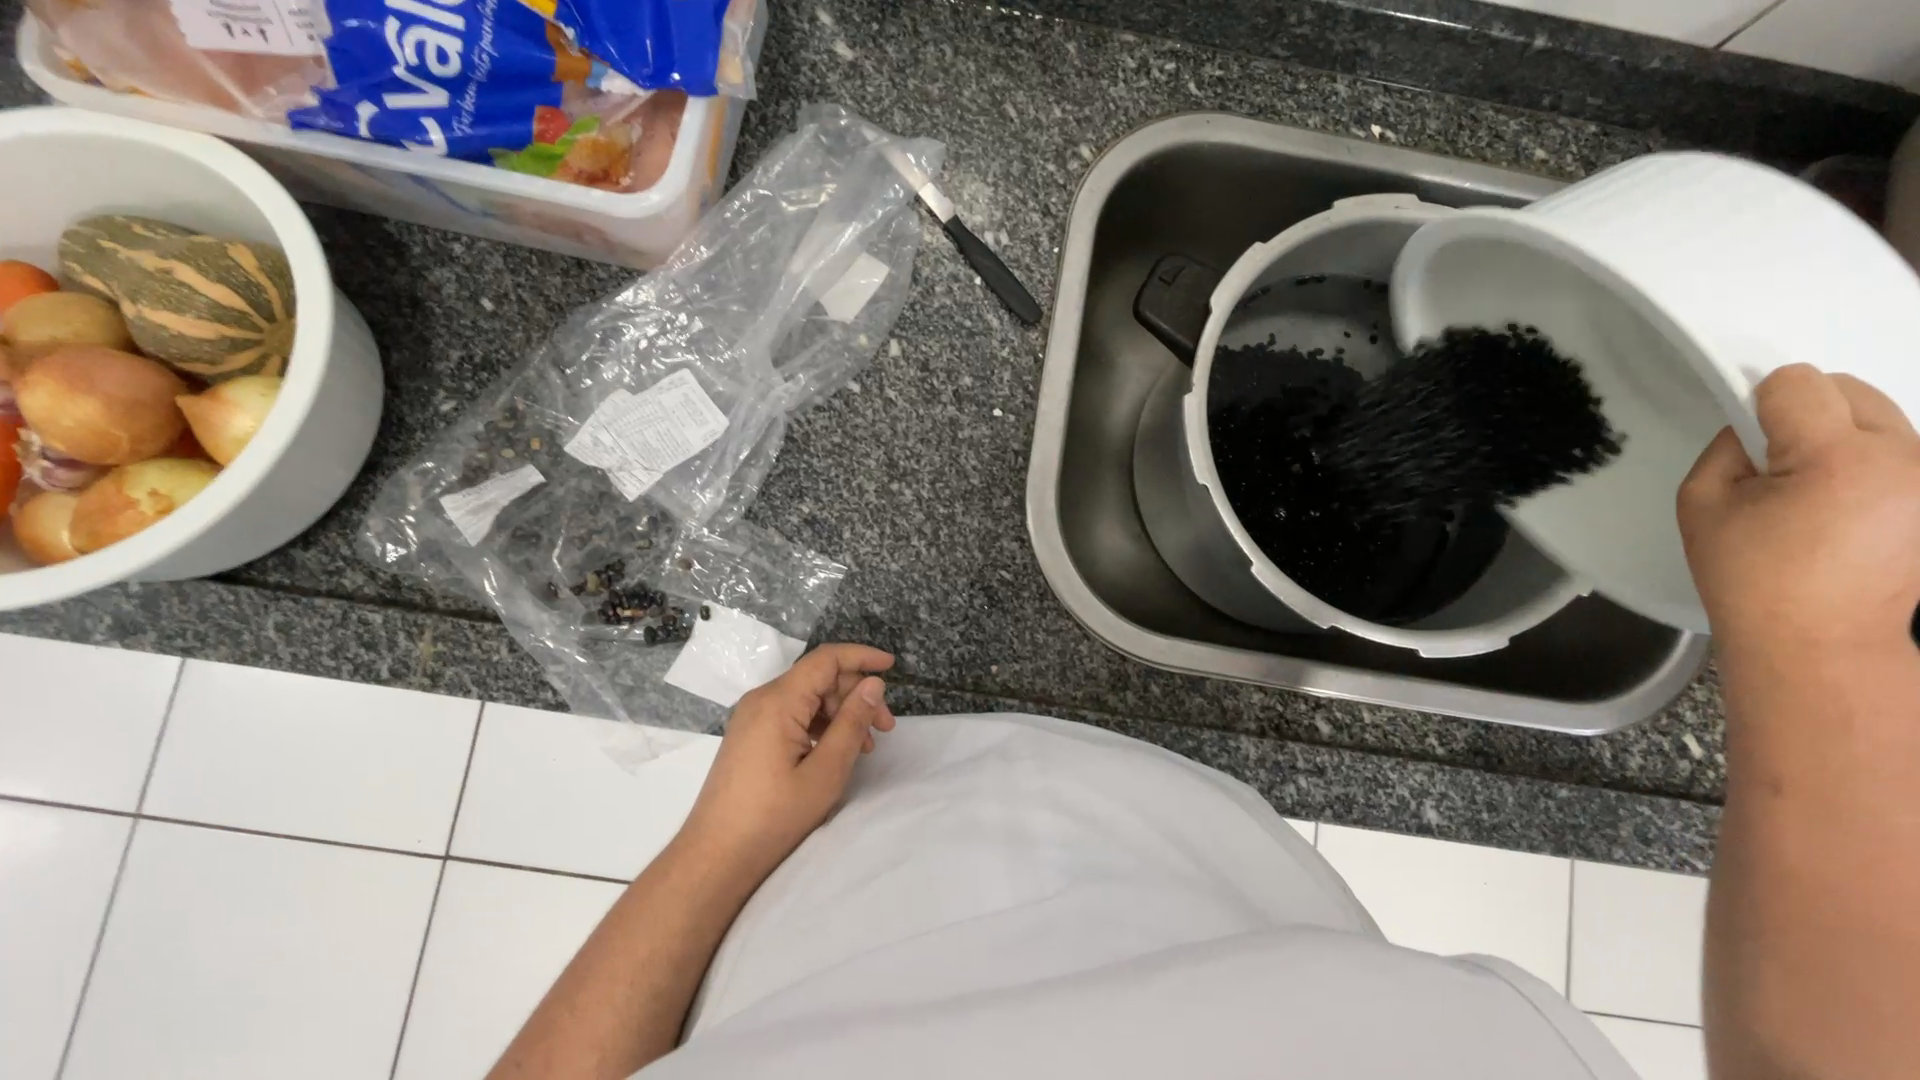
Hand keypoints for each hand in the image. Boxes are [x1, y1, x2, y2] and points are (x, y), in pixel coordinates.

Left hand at [676, 643, 895, 879]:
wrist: (717, 855)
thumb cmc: (774, 816)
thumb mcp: (825, 771)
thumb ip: (852, 723)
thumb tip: (873, 685)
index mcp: (778, 701)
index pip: (826, 659)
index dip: (861, 657)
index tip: (892, 666)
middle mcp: (762, 700)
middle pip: (818, 678)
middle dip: (856, 695)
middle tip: (885, 729)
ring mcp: (752, 718)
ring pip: (807, 698)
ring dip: (840, 713)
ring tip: (864, 747)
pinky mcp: (750, 736)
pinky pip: (792, 715)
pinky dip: (819, 725)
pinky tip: (835, 751)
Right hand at [1678, 364, 1919, 660]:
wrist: (1821, 641)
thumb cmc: (1750, 577)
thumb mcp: (1701, 504)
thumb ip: (1726, 450)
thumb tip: (1755, 429)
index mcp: (1839, 458)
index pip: (1798, 383)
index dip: (1759, 403)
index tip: (1748, 446)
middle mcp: (1905, 457)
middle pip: (1849, 390)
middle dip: (1804, 413)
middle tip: (1776, 469)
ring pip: (1877, 418)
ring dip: (1838, 437)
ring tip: (1812, 493)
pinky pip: (1896, 451)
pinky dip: (1863, 462)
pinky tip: (1841, 508)